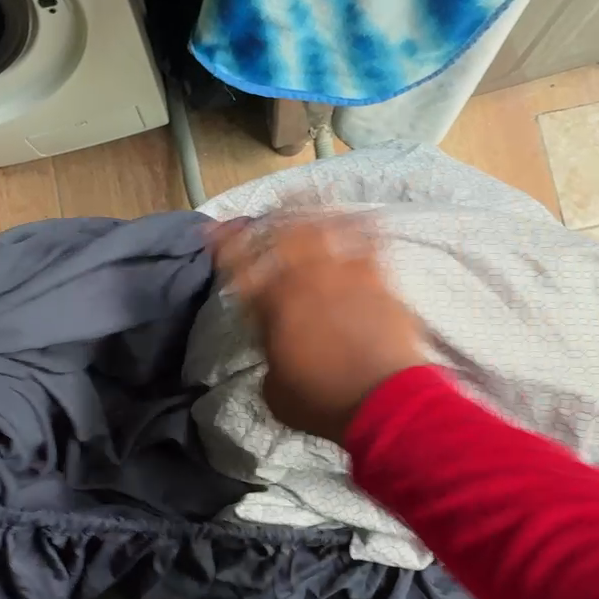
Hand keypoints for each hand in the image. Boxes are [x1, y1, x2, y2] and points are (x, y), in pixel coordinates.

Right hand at [209, 213, 428, 443]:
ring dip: (309, 211)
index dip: (223, 245)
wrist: (386, 402)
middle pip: (281, 238)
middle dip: (266, 222)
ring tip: (302, 196)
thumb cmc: (324, 403)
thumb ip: (271, 361)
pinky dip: (360, 224)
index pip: (240, 267)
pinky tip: (358, 213)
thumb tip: (277, 352)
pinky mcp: (379, 281)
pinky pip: (369, 241)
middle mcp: (307, 281)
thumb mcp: (276, 391)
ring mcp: (346, 275)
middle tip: (261, 212)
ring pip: (323, 230)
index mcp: (274, 306)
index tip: (213, 230)